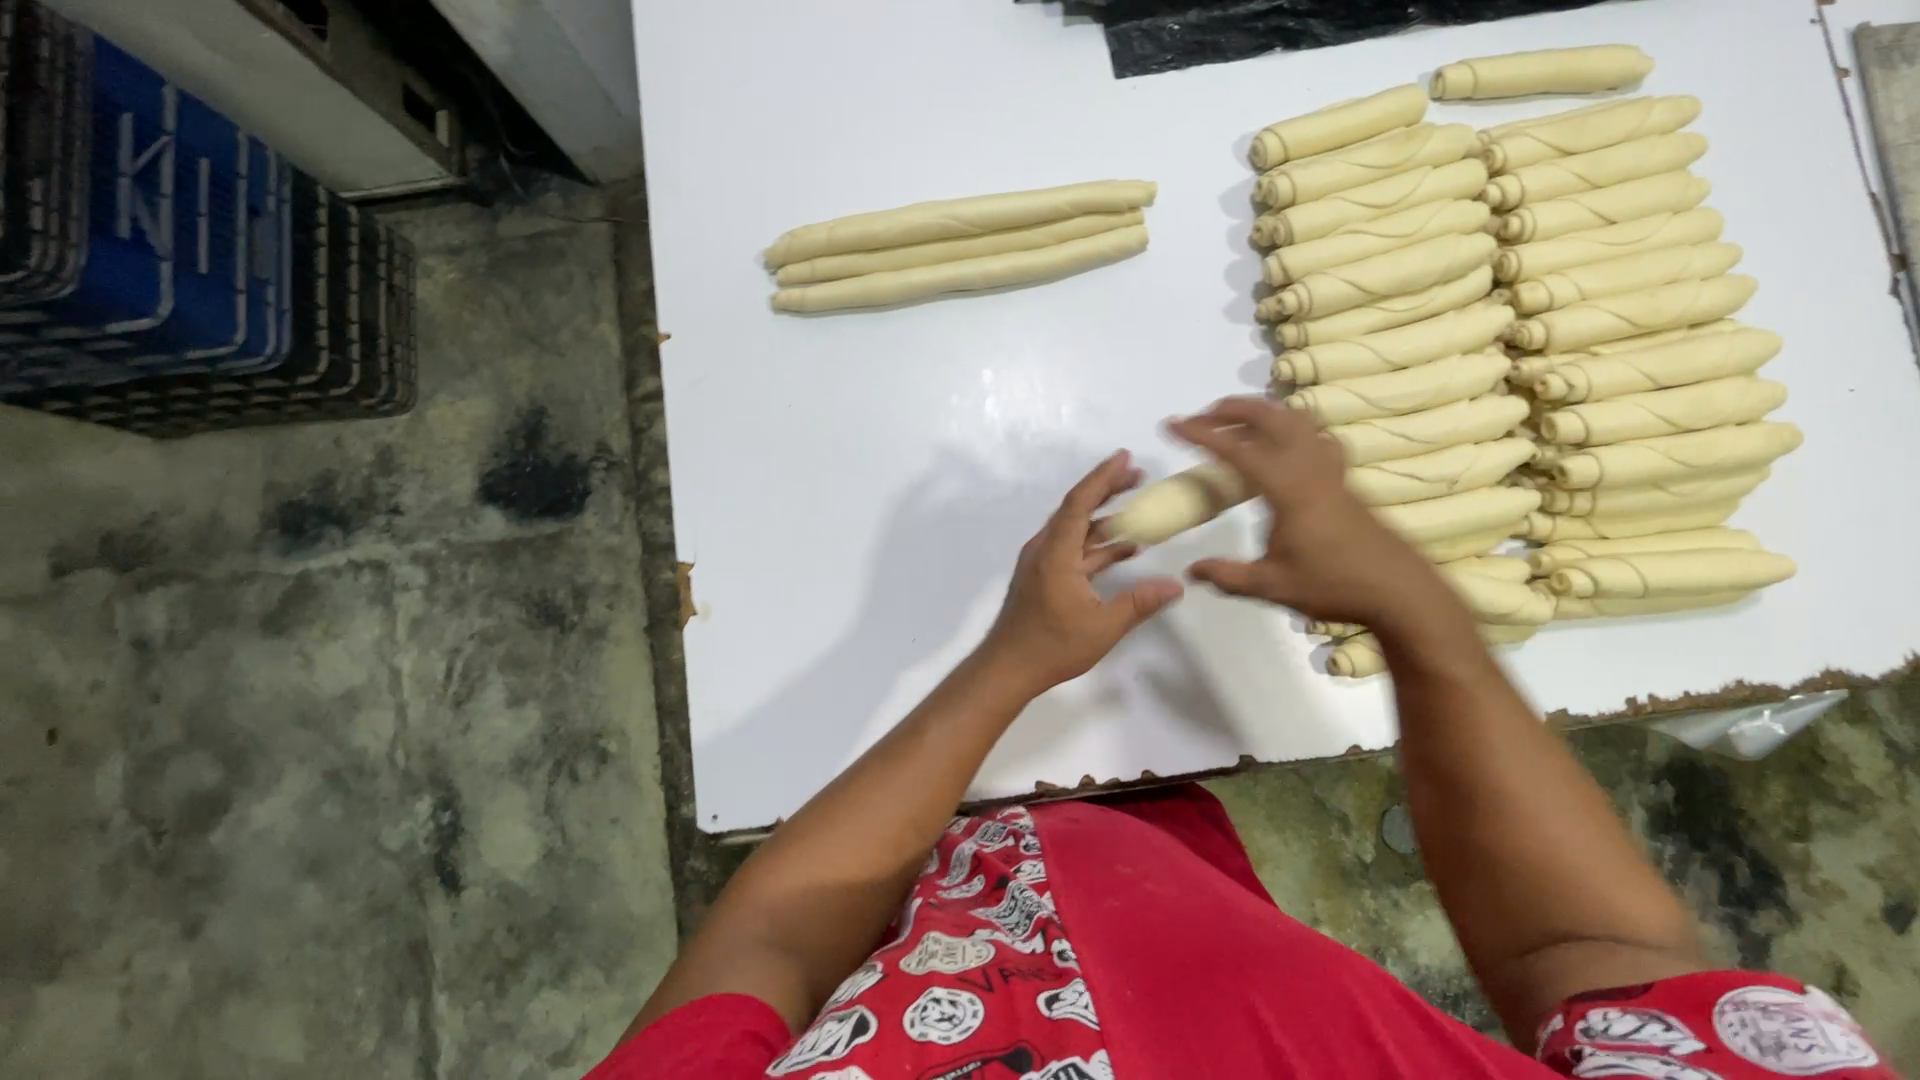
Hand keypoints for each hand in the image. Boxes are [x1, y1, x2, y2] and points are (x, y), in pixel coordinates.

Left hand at [979, 451, 1184, 694]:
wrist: (1007, 668)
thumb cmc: (1051, 646)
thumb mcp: (1102, 627)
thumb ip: (1139, 603)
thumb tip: (1175, 586)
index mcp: (1055, 553)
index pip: (1080, 503)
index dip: (1102, 478)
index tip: (1125, 458)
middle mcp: (1044, 550)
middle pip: (1076, 510)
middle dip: (1106, 491)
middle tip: (1137, 476)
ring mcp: (1041, 564)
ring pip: (1075, 531)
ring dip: (1104, 520)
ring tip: (1137, 512)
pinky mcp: (1042, 578)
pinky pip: (1071, 550)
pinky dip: (1096, 546)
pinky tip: (1123, 550)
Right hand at [1168, 397, 1459, 633]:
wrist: (1400, 591)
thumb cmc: (1334, 586)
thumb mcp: (1272, 586)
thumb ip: (1229, 575)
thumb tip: (1192, 570)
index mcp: (1288, 490)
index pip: (1237, 450)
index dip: (1201, 434)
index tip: (1173, 425)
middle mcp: (1311, 469)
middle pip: (1272, 419)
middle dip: (1235, 409)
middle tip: (1204, 415)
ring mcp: (1333, 472)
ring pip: (1299, 422)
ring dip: (1266, 413)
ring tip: (1240, 421)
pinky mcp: (1345, 480)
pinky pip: (1316, 438)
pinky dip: (1294, 428)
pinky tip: (1286, 446)